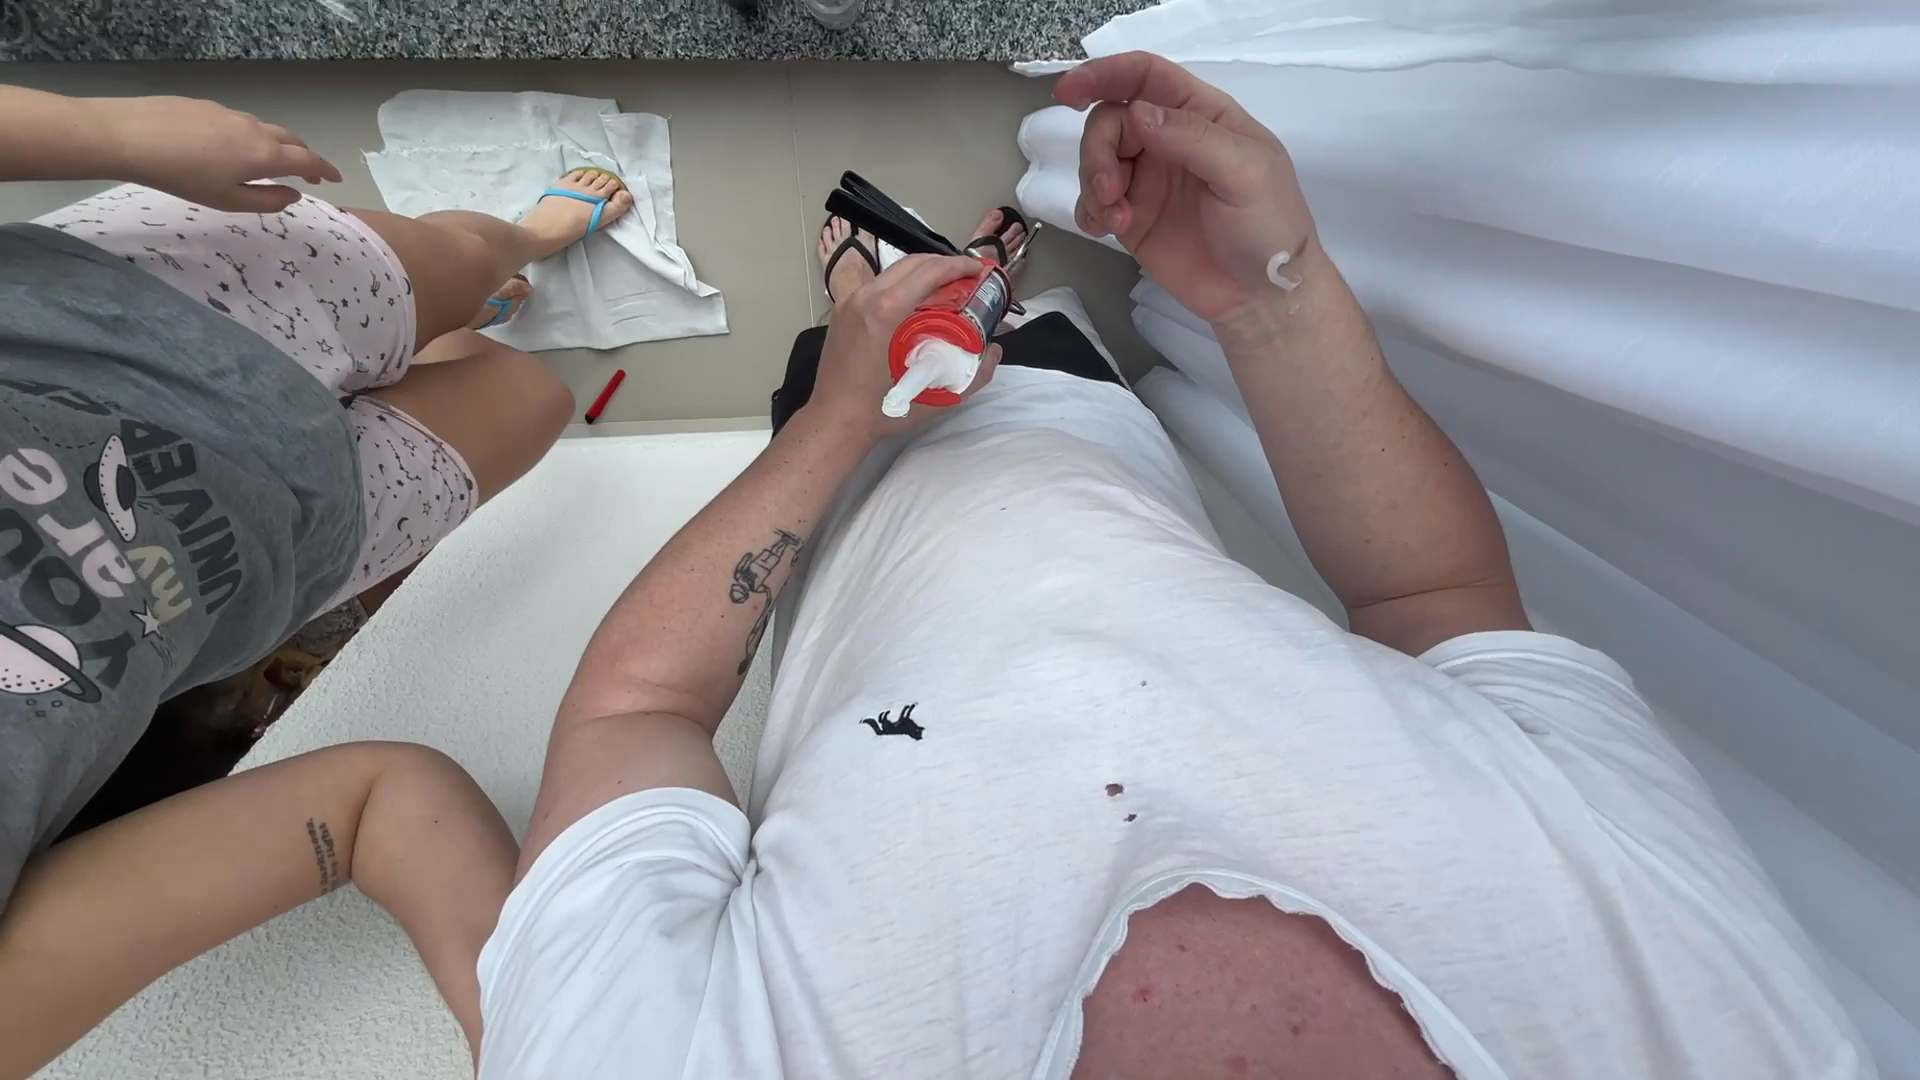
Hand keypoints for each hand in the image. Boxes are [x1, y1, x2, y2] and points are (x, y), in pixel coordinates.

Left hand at [86, 96, 341, 213]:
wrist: (119, 136)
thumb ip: (270, 201)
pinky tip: (230, 147)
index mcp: (267, 156)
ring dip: (277, 145)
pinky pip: (238, 121)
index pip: (311, 161)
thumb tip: (293, 193)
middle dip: (305, 157)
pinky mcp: (201, 105)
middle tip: (307, 174)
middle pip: (292, 140)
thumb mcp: (231, 202)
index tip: (336, 180)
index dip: (327, 171)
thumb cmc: (181, 177)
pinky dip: (249, 135)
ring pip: (265, 128)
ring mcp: (226, 114)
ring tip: (269, 161)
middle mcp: (254, 130)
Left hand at [802, 254, 1003, 443]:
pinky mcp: (843, 312)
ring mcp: (849, 303)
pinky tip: (918, 303)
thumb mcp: (933, 398)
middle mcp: (863, 298)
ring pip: (893, 272)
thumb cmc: (878, 413)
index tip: (978, 269)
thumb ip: (972, 377)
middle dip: (944, 264)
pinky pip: (878, 286)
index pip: (928, 271)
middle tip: (968, 277)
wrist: (833, 422)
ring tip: (947, 287)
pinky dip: (904, 286)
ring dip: (923, 273)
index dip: (958, 265)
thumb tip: (995, 352)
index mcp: (883, 312)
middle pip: (911, 263)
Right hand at [1055, 51, 1314, 324]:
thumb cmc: (1268, 228)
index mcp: (1201, 116)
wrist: (1259, 296)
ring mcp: (1148, 183)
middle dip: (1097, 153)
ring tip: (1114, 220)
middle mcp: (1169, 143)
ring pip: (1097, 163)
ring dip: (1093, 187)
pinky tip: (1106, 231)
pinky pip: (1094, 206)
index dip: (1106, 75)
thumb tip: (1137, 113)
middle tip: (1108, 191)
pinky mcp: (1133, 221)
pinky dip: (1089, 214)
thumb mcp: (1244, 172)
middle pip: (1110, 123)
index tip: (1069, 93)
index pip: (1146, 78)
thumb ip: (1192, 138)